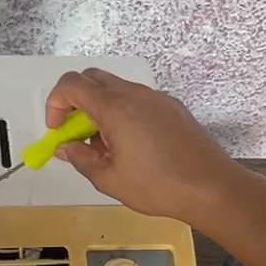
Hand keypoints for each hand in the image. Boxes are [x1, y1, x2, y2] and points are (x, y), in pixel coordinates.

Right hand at [46, 69, 262, 227]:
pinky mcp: (172, 106)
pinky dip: (123, 113)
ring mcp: (156, 98)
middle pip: (92, 78)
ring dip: (100, 108)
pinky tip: (132, 146)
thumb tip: (65, 148)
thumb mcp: (108, 179)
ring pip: (116, 89)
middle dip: (75, 101)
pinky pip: (138, 99)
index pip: (72, 84)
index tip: (58, 130)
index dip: (55, 103)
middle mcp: (135, 94)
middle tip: (76, 133)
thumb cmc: (157, 186)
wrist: (210, 187)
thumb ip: (80, 158)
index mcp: (115, 108)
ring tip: (106, 146)